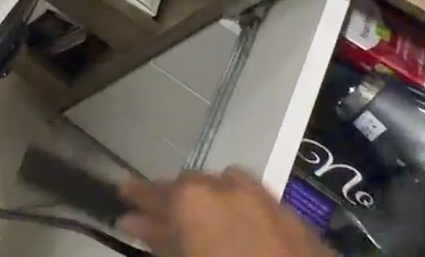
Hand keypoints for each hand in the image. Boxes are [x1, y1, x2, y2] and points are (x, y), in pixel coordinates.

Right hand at [118, 169, 333, 256]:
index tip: (123, 197)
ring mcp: (267, 201)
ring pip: (230, 185)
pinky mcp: (301, 222)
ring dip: (217, 200)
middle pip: (190, 184)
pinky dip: (250, 214)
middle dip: (179, 200)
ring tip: (214, 226)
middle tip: (171, 223)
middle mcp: (226, 187)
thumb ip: (158, 240)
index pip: (150, 190)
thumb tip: (131, 221)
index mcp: (191, 198)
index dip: (135, 195)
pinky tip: (252, 238)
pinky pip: (264, 206)